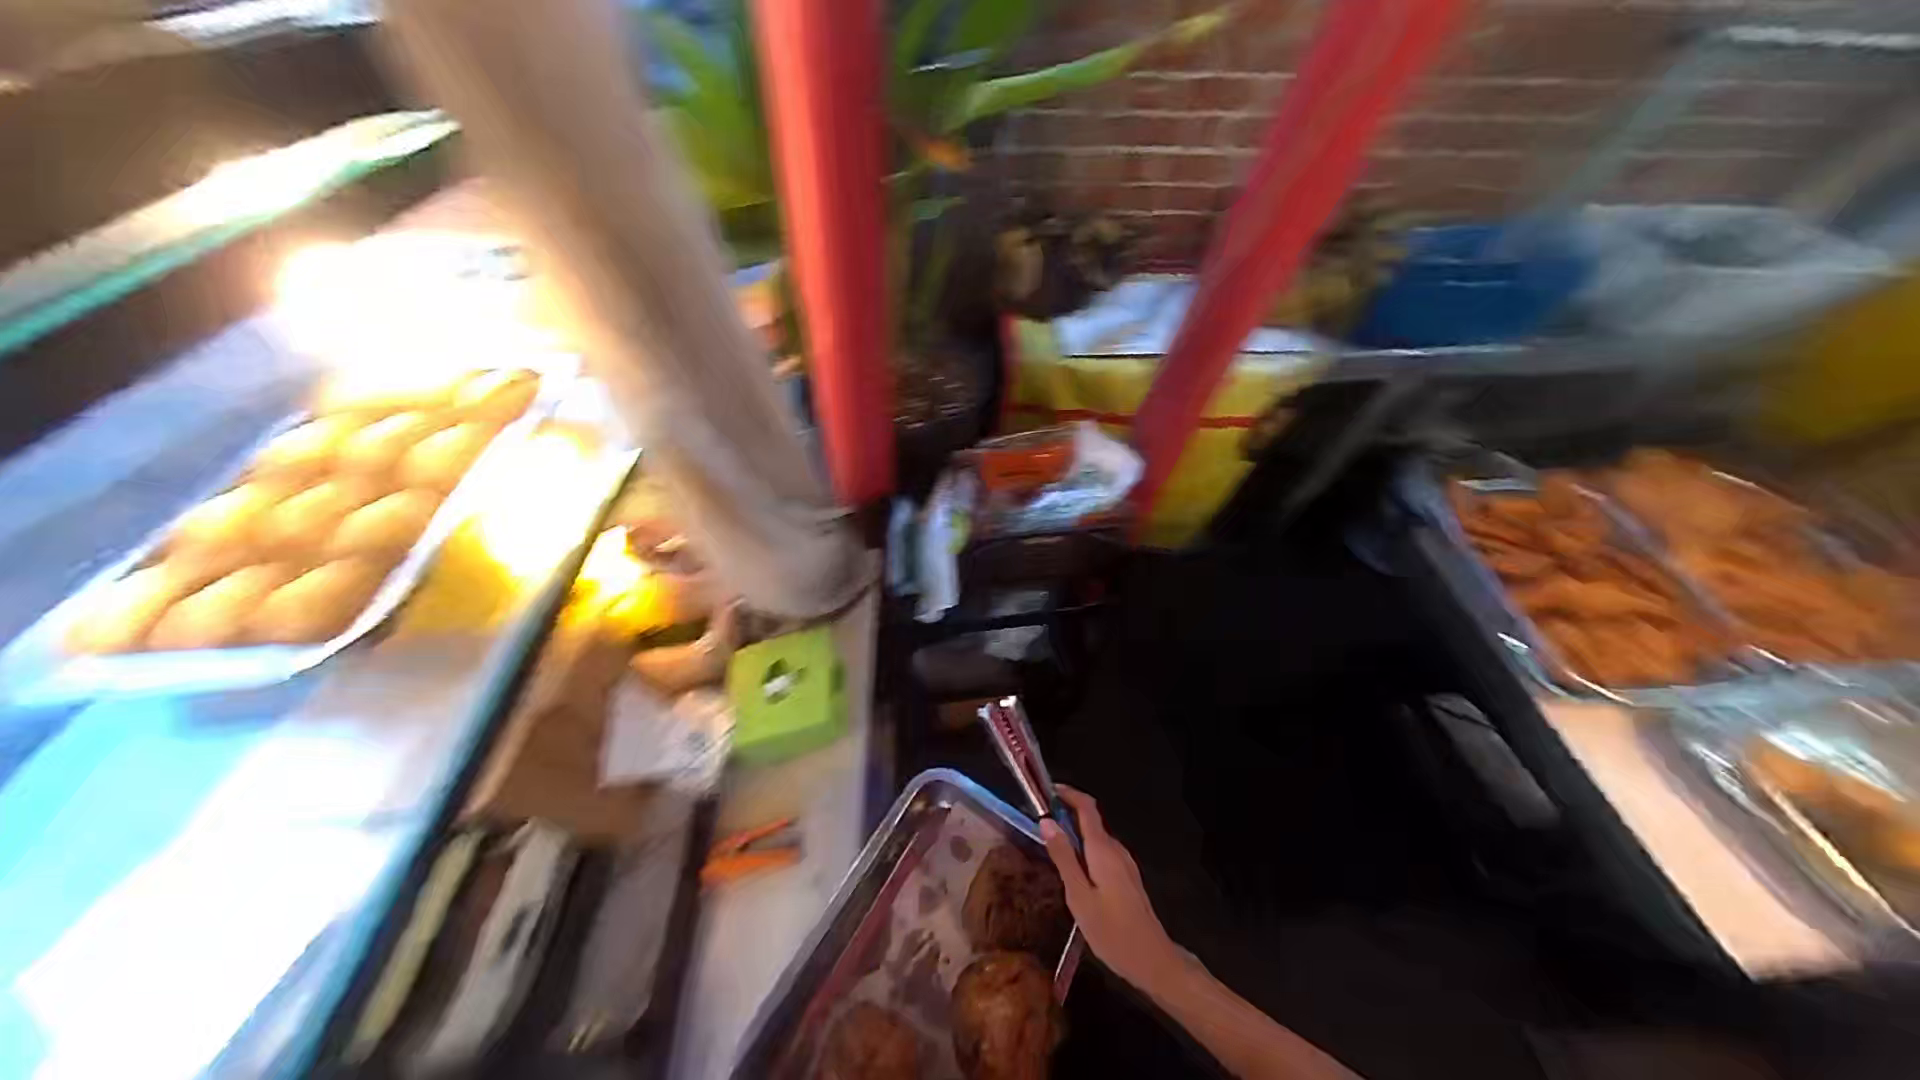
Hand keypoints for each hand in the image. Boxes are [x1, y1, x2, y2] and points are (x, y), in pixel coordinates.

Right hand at [1040, 784, 1187, 993]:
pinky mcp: (1127, 878)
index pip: (1087, 807)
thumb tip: (1046, 821)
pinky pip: (1102, 852)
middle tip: (1039, 823)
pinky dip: (1084, 849)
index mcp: (1103, 850)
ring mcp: (1124, 864)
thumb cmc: (1112, 931)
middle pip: (1091, 820)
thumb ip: (1063, 857)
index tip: (1046, 792)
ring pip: (1096, 838)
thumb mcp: (1079, 896)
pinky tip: (1072, 869)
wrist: (1153, 961)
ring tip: (1050, 845)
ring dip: (1074, 833)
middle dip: (1066, 814)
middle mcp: (1116, 850)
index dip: (1068, 793)